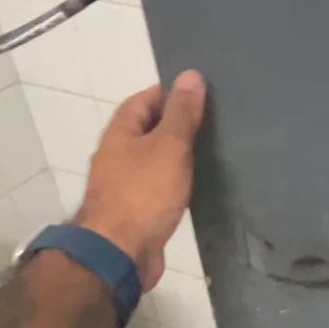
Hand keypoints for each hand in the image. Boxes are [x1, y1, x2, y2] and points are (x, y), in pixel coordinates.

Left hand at [75, 69, 207, 290]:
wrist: (121, 252)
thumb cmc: (144, 194)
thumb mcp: (169, 147)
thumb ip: (182, 114)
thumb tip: (191, 75)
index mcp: (120, 134)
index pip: (144, 100)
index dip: (169, 94)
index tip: (200, 96)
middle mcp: (117, 156)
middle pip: (147, 131)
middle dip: (174, 126)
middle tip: (211, 126)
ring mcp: (123, 186)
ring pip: (152, 162)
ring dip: (174, 158)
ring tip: (208, 156)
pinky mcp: (135, 213)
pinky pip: (156, 189)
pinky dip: (173, 185)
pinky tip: (193, 189)